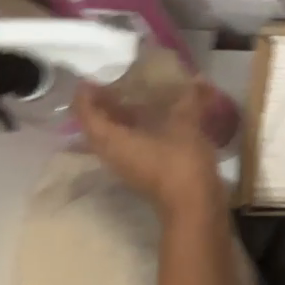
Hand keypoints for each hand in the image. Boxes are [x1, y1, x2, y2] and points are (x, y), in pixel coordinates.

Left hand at [73, 79, 224, 215]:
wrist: (194, 206)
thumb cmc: (181, 163)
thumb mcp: (186, 126)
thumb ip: (188, 102)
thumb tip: (198, 80)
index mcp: (112, 140)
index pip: (86, 114)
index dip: (86, 95)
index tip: (94, 78)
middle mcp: (111, 154)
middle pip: (94, 127)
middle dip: (100, 106)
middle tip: (114, 86)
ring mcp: (125, 166)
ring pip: (109, 139)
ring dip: (116, 119)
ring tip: (133, 100)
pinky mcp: (140, 174)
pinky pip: (125, 147)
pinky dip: (131, 131)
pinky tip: (152, 122)